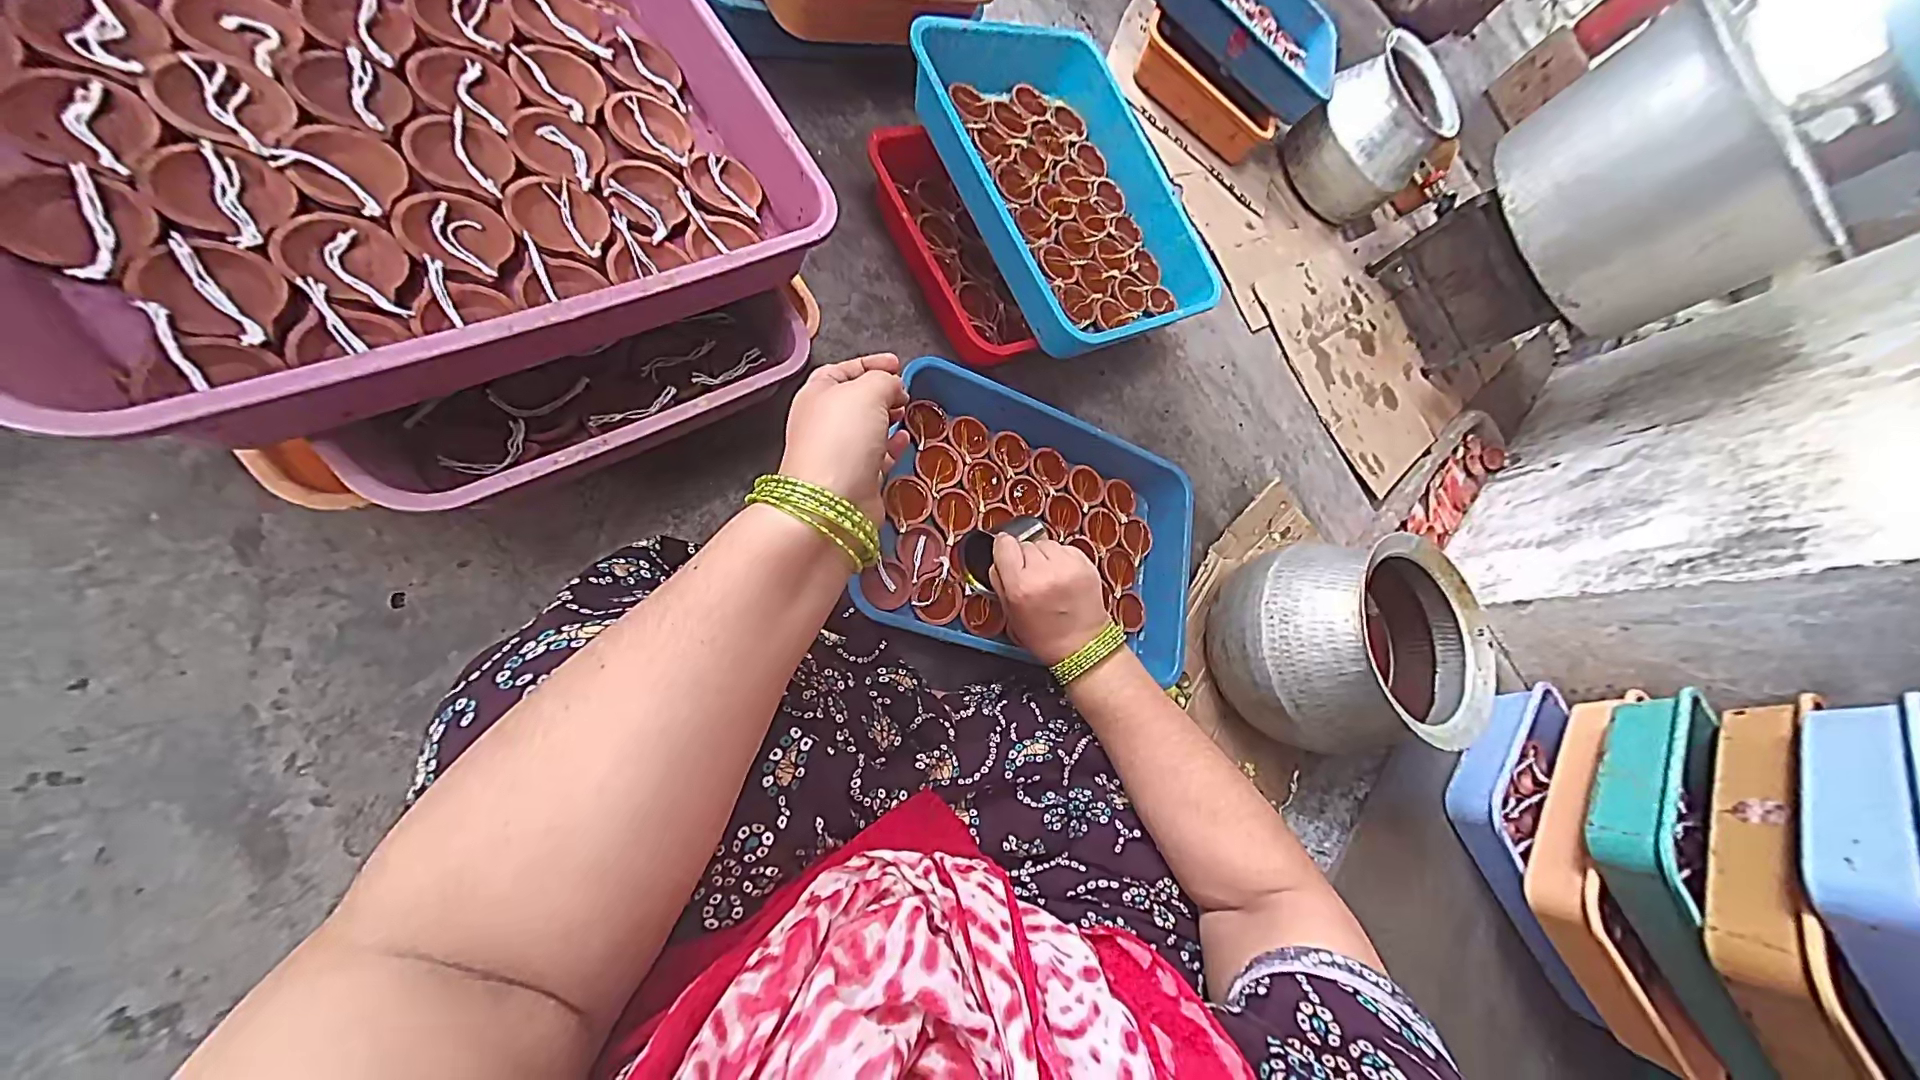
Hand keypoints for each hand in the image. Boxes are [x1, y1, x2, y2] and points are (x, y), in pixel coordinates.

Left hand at [779, 354, 911, 523]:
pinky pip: (878, 457)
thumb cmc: (841, 441)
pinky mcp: (858, 479)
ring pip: (869, 429)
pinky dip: (893, 447)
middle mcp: (824, 423)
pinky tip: (905, 440)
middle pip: (856, 400)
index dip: (870, 363)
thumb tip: (894, 386)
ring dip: (889, 420)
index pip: (843, 369)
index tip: (895, 364)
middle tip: (904, 391)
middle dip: (883, 393)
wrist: (833, 502)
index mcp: (817, 394)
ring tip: (908, 413)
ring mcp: (840, 453)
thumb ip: (884, 380)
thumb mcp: (867, 391)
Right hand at [990, 535, 1110, 665]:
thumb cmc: (1045, 636)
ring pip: (1045, 543)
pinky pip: (1065, 548)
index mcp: (1020, 587)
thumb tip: (999, 557)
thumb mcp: (1010, 613)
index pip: (1004, 544)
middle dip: (1025, 558)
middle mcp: (1044, 573)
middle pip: (1025, 544)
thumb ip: (1000, 581)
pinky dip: (1062, 559)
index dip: (1004, 550)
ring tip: (1049, 578)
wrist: (1082, 644)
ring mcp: (1067, 567)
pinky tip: (1062, 577)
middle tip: (1031, 579)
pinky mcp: (1084, 564)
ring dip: (1044, 556)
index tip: (1006, 555)